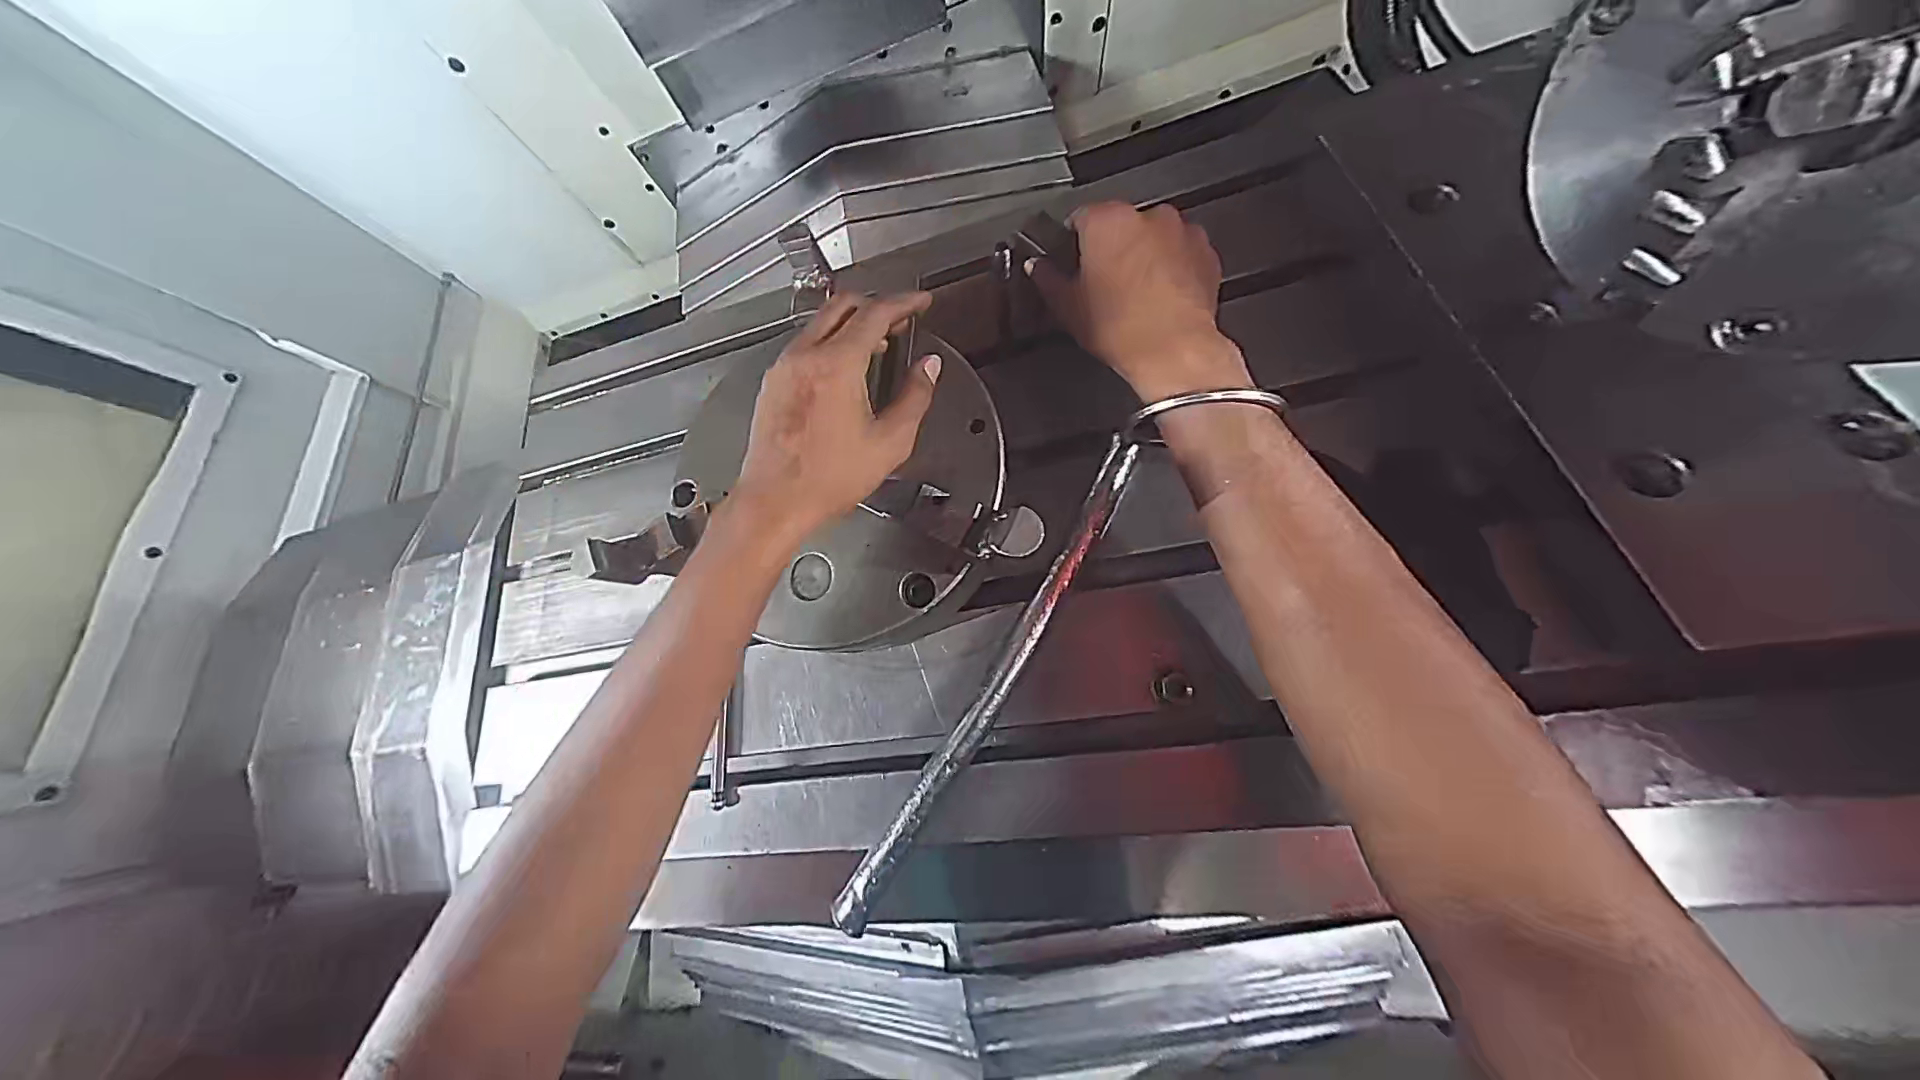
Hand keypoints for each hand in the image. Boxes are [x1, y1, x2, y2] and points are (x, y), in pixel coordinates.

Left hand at [733, 291, 939, 542]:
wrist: (775, 501)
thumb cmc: (824, 480)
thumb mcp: (890, 443)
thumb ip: (915, 398)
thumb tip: (928, 369)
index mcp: (836, 366)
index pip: (876, 313)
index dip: (904, 302)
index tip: (918, 302)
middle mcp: (805, 358)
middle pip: (843, 305)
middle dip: (877, 304)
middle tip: (900, 318)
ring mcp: (784, 368)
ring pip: (821, 322)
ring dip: (852, 324)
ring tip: (877, 344)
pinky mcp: (773, 383)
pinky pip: (804, 345)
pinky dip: (829, 343)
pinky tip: (844, 368)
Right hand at [1027, 202, 1252, 402]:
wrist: (1174, 350)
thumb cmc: (1124, 328)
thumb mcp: (1068, 307)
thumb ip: (1048, 279)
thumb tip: (1038, 268)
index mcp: (1107, 220)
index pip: (1079, 217)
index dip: (1071, 242)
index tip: (1070, 260)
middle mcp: (1147, 216)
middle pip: (1119, 226)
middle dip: (1110, 250)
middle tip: (1100, 286)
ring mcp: (1181, 232)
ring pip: (1152, 238)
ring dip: (1142, 257)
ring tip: (1132, 296)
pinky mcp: (1204, 253)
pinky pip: (1180, 254)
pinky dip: (1170, 269)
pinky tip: (1157, 298)